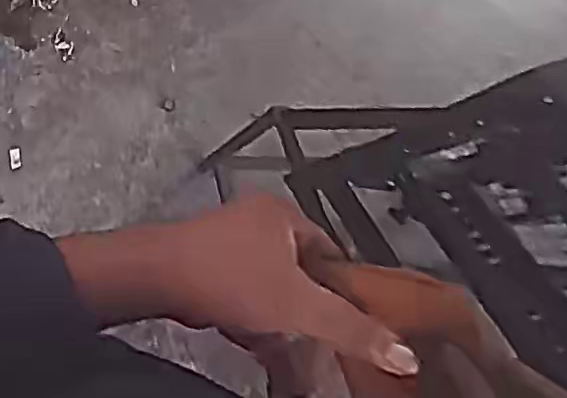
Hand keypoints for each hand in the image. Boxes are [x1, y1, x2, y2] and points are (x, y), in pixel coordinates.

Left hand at [56, 195, 418, 378]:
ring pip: (275, 287)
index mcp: (280, 213)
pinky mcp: (213, 261)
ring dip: (282, 318)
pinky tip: (254, 336)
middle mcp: (255, 219)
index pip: (334, 251)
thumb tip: (402, 352)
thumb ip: (355, 328)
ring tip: (283, 339)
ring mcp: (231, 238)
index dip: (349, 289)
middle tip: (320, 336)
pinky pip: (248, 292)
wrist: (164, 276)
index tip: (362, 323)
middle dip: (312, 308)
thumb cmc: (228, 275)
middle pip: (304, 272)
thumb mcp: (303, 306)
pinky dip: (254, 316)